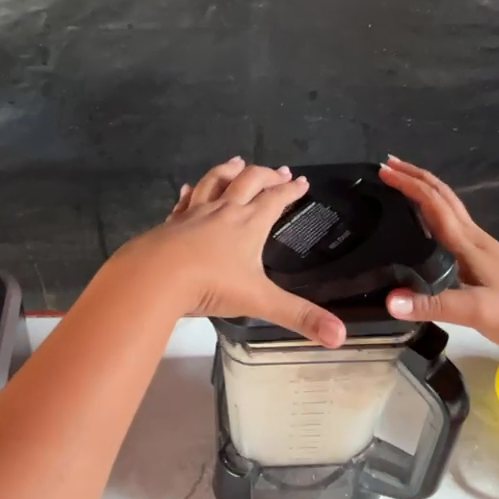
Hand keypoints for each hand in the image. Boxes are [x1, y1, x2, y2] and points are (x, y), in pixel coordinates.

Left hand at [113, 157, 345, 347]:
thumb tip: (340, 336)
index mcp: (249, 224)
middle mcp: (224, 211)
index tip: (302, 181)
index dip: (290, 190)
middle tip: (279, 170)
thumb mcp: (260, 301)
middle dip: (266, 175)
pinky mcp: (173, 222)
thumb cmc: (211, 284)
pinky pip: (184, 201)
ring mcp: (196, 213)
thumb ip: (299, 317)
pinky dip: (190, 192)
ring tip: (238, 162)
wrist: (157, 275)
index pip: (275, 200)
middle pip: (249, 182)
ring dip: (229, 170)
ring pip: (215, 182)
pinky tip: (188, 190)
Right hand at [378, 156, 498, 351]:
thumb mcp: (474, 311)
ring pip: (449, 207)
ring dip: (425, 190)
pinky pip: (453, 224)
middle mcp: (473, 237)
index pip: (433, 203)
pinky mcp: (484, 260)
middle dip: (415, 177)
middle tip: (388, 165)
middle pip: (442, 195)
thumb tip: (389, 300)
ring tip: (403, 184)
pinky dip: (434, 211)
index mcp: (467, 242)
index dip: (408, 184)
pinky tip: (427, 224)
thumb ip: (432, 305)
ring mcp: (480, 247)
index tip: (383, 171)